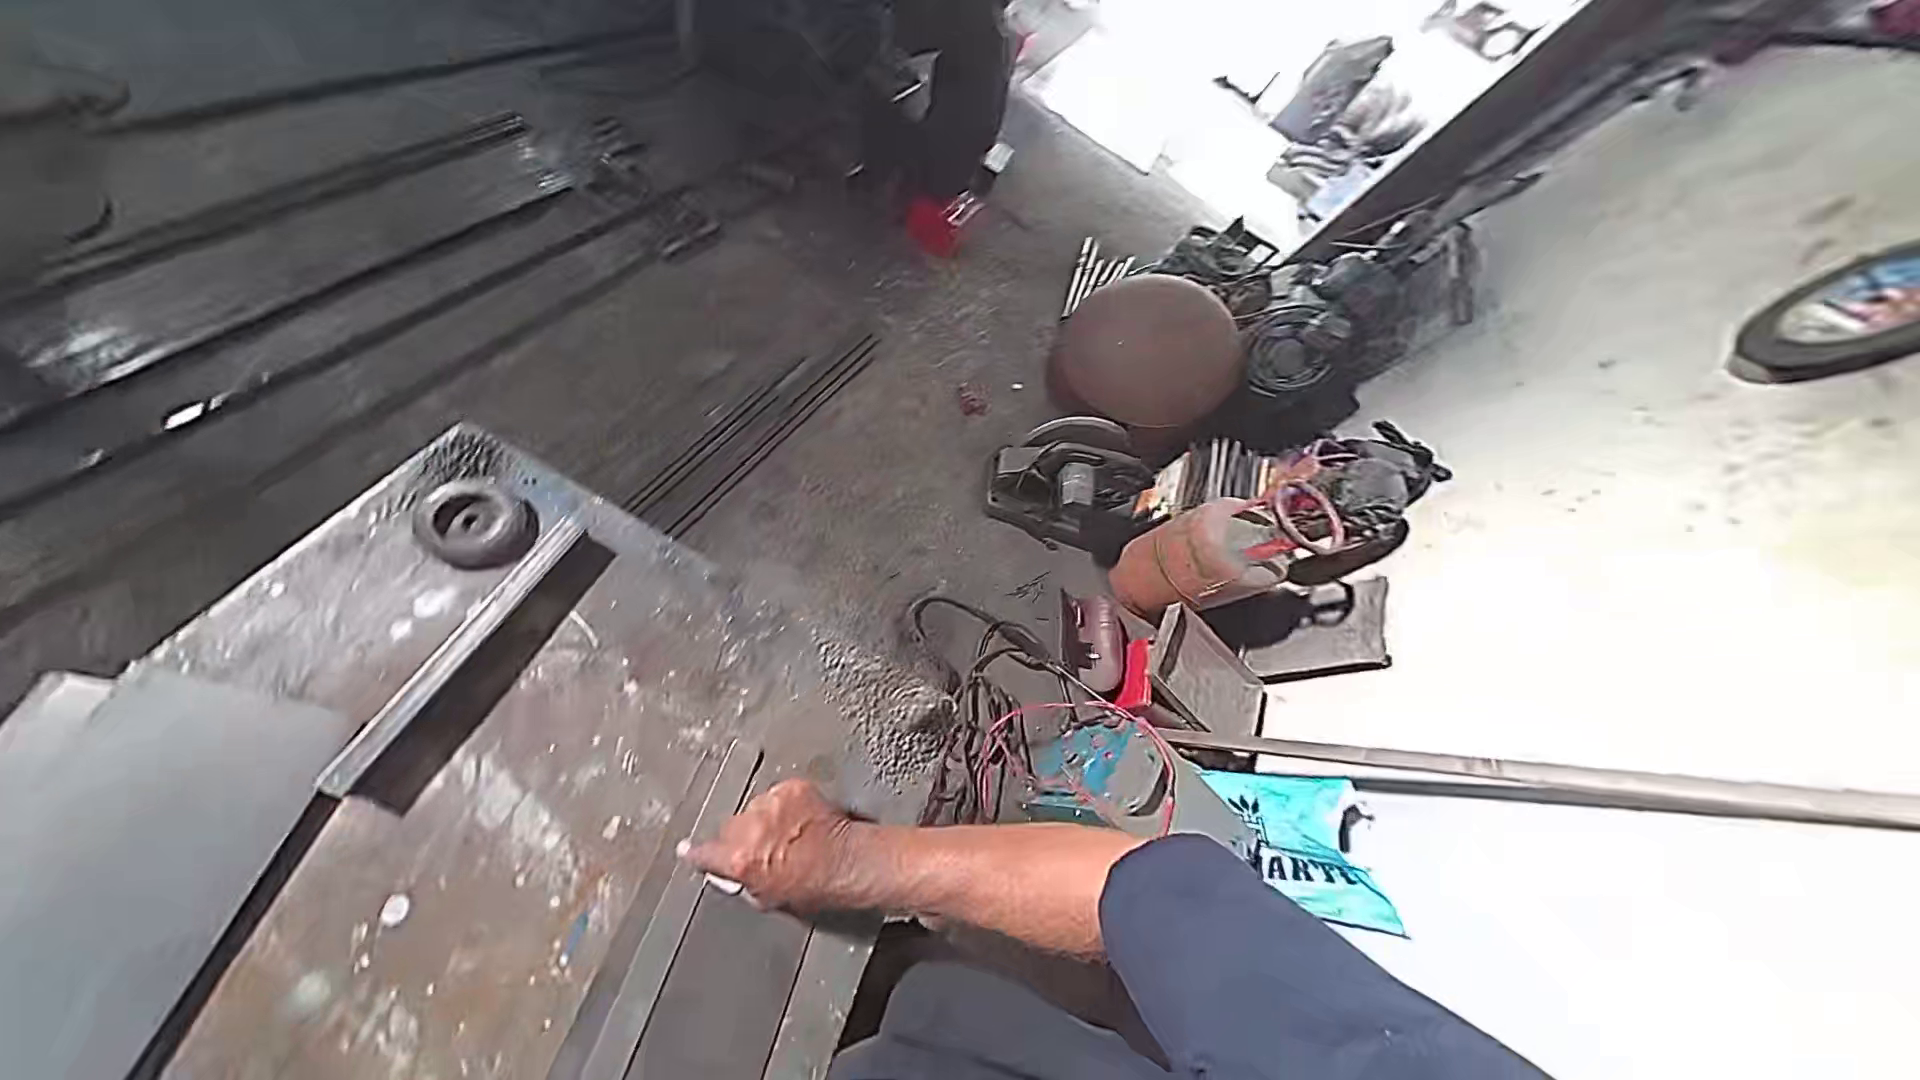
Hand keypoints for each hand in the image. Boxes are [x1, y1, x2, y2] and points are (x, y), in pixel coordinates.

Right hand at [679, 778, 863, 913]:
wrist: (845, 862)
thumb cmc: (812, 886)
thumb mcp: (764, 896)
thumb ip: (741, 877)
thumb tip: (732, 870)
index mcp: (740, 857)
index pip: (705, 853)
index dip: (696, 853)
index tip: (686, 849)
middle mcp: (753, 827)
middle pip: (730, 827)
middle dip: (741, 837)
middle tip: (762, 847)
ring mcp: (773, 804)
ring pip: (755, 808)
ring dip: (764, 818)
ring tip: (786, 833)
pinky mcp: (793, 788)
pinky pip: (778, 795)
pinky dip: (785, 805)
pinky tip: (798, 820)